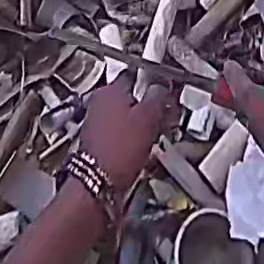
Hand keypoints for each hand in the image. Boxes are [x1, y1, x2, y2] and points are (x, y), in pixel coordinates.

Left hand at [77, 75, 177, 191]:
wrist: (97, 187)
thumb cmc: (118, 150)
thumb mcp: (148, 118)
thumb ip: (159, 99)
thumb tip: (165, 90)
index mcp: (109, 90)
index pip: (136, 75)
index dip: (155, 83)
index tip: (167, 93)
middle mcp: (99, 104)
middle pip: (132, 98)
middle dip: (150, 108)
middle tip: (165, 117)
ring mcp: (97, 125)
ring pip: (127, 118)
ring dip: (143, 125)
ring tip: (156, 136)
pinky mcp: (99, 146)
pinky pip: (122, 136)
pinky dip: (133, 141)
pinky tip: (143, 151)